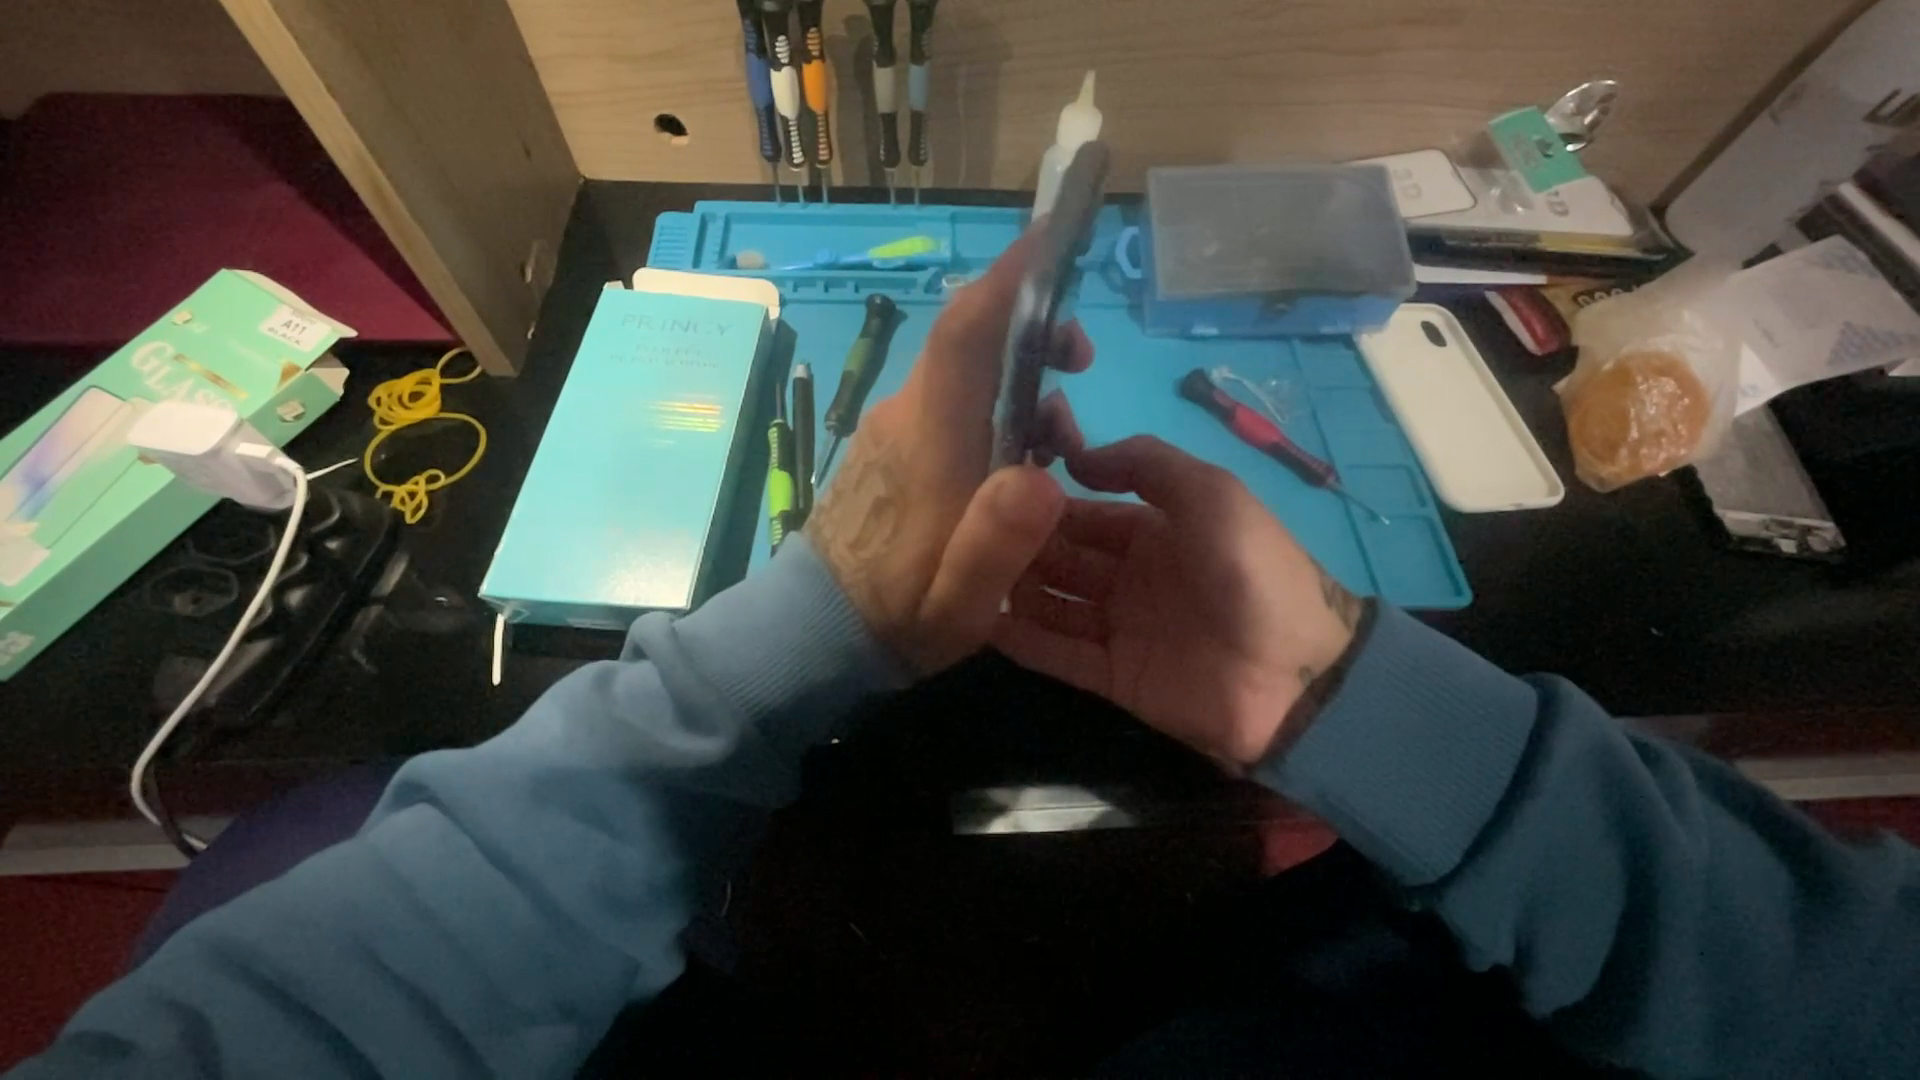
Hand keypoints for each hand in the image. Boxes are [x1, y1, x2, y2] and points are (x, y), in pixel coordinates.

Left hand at [805, 233, 1091, 672]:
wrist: (813, 630)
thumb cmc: (895, 614)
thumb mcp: (959, 599)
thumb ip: (996, 541)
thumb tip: (1042, 473)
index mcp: (930, 439)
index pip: (966, 333)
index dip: (1010, 279)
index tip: (1054, 240)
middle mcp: (907, 417)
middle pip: (969, 342)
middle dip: (1031, 331)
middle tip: (1081, 362)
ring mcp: (893, 430)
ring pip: (961, 373)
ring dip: (1016, 377)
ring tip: (1058, 432)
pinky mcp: (889, 449)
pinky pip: (945, 403)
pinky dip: (990, 405)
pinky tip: (1013, 454)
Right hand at [993, 436, 1366, 766]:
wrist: (1299, 674)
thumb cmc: (1252, 570)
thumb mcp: (1209, 492)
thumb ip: (1146, 463)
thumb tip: (1076, 459)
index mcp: (1154, 532)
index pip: (1084, 514)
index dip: (1043, 504)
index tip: (991, 492)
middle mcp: (1130, 577)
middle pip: (1061, 558)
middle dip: (1021, 548)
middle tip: (969, 538)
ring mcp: (1120, 629)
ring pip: (1052, 605)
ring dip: (1015, 591)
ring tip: (967, 577)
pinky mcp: (1114, 677)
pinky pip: (1059, 655)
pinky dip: (1022, 641)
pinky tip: (979, 623)